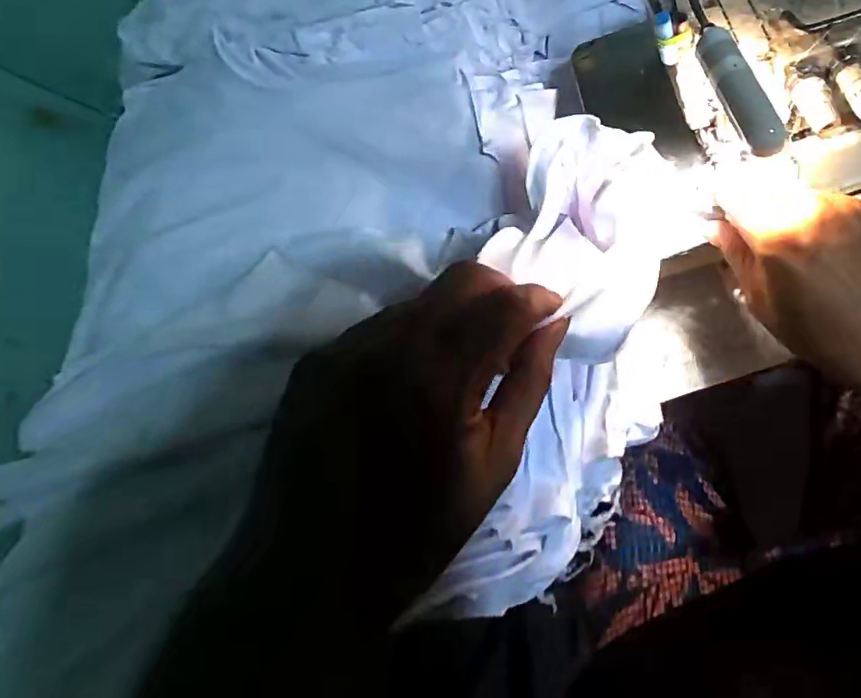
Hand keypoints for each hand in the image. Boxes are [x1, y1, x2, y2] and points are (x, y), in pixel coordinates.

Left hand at [222, 262, 568, 629]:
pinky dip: (414, 334)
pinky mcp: (316, 360)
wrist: (307, 581)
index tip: (552, 310)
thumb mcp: (496, 462)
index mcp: (440, 378)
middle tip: (514, 328)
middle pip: (462, 280)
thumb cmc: (420, 528)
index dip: (537, 298)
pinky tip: (414, 378)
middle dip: (501, 291)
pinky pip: (382, 324)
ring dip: (456, 314)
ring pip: (421, 298)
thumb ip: (529, 382)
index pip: (504, 304)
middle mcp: (388, 346)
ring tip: (462, 360)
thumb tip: (553, 324)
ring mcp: (344, 348)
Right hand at [711, 180, 860, 388]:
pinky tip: (835, 249)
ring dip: (791, 213)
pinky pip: (831, 204)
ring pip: (800, 195)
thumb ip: (737, 256)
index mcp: (777, 233)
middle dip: (758, 210)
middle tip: (764, 240)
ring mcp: (843, 204)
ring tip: (804, 247)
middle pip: (766, 191)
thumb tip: (714, 226)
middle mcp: (809, 207)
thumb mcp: (763, 302)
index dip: (722, 203)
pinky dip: (823, 220)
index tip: (722, 219)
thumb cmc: (818, 332)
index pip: (733, 192)